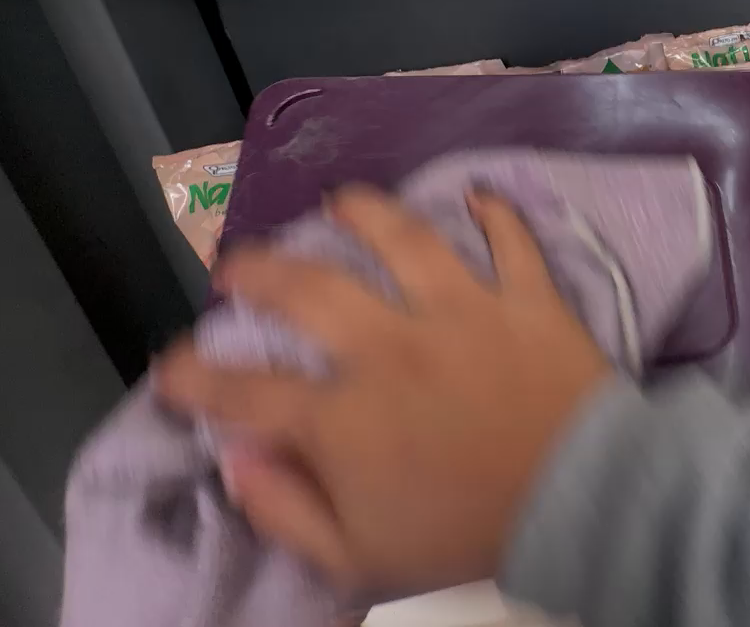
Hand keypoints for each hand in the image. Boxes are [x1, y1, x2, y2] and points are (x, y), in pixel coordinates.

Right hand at [155, 186, 611, 595]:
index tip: (175, 363)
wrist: (575, 494)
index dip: (195, 377)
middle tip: (241, 260)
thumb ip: (286, 509)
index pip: (246, 392)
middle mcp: (397, 347)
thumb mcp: (358, 554)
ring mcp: (467, 311)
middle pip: (312, 291)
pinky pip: (512, 241)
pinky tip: (479, 194)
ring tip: (342, 200)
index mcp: (346, 416)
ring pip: (408, 242)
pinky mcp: (528, 296)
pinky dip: (497, 214)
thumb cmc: (468, 528)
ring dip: (369, 213)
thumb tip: (237, 459)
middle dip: (262, 270)